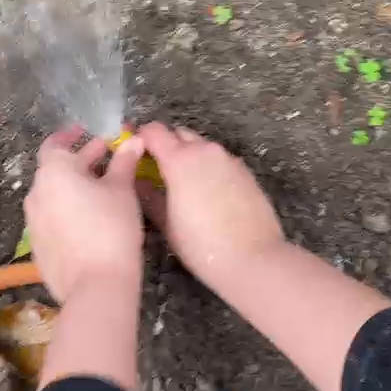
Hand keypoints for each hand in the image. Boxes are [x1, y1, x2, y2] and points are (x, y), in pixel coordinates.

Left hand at [24, 127, 146, 304]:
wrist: (96, 287)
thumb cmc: (111, 227)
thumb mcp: (122, 189)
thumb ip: (124, 161)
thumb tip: (133, 140)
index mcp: (53, 172)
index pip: (55, 144)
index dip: (71, 136)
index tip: (86, 132)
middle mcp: (36, 193)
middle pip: (55, 169)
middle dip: (80, 161)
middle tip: (105, 156)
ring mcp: (33, 222)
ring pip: (53, 194)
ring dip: (73, 185)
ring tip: (101, 186)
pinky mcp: (38, 247)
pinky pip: (52, 218)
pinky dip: (67, 210)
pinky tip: (89, 217)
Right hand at [133, 122, 286, 287]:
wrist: (254, 259)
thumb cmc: (202, 246)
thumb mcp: (167, 224)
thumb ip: (149, 197)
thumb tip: (139, 181)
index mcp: (180, 160)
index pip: (154, 131)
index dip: (142, 136)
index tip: (136, 150)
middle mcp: (205, 150)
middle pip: (179, 133)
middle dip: (167, 145)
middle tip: (159, 169)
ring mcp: (227, 158)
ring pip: (201, 145)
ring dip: (189, 155)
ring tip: (186, 184)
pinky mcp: (244, 170)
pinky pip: (219, 159)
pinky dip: (209, 166)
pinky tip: (210, 193)